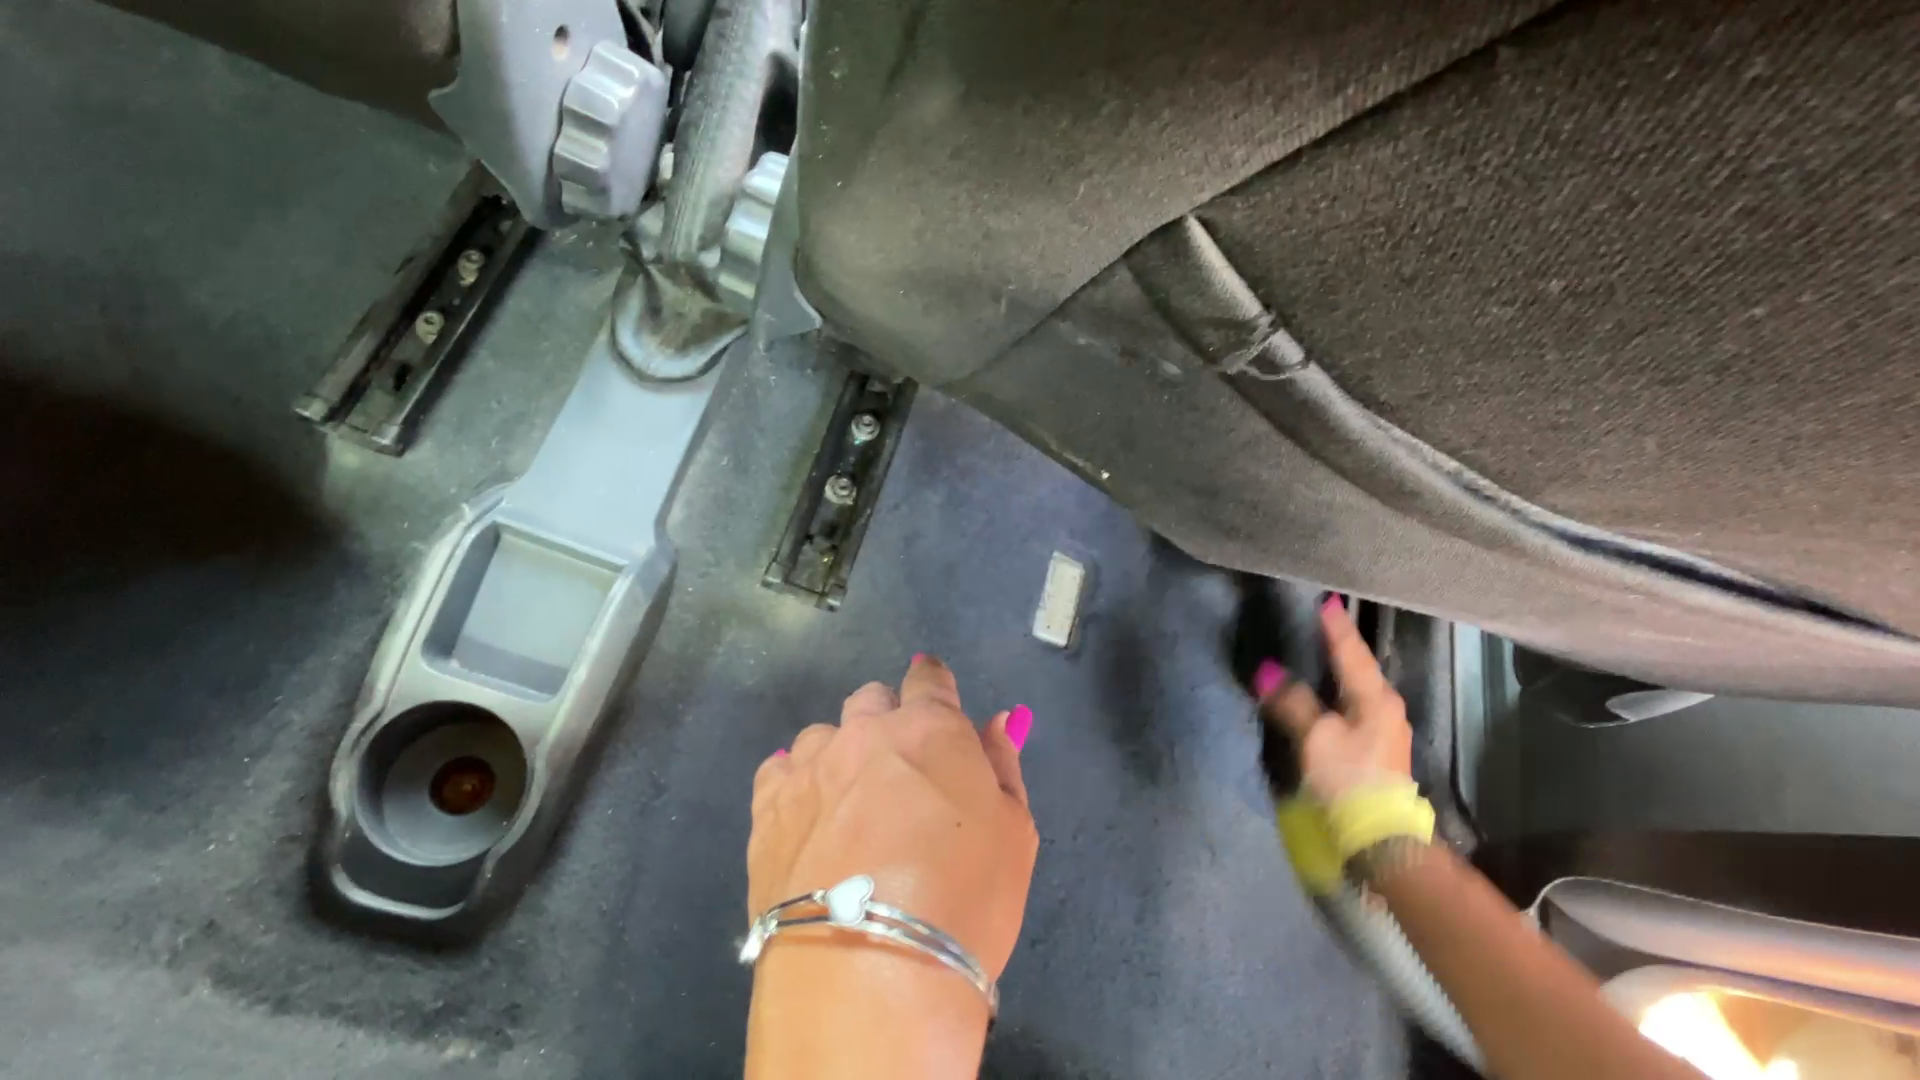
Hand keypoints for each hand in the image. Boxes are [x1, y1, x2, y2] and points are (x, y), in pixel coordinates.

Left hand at [747, 655, 1037, 977]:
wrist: (869, 971)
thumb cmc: (965, 900)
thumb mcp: (1014, 834)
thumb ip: (1004, 766)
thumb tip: (998, 722)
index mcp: (930, 730)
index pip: (928, 679)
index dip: (933, 682)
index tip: (935, 694)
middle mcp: (864, 733)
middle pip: (871, 699)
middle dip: (887, 718)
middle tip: (901, 767)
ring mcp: (809, 768)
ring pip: (822, 735)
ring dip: (840, 754)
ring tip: (849, 805)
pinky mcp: (766, 809)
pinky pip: (778, 770)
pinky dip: (795, 782)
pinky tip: (806, 816)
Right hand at [1259, 600, 1411, 801]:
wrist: (1380, 835)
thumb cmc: (1349, 778)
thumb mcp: (1316, 737)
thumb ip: (1292, 702)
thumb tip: (1266, 672)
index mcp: (1375, 699)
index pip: (1351, 653)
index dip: (1335, 629)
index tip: (1326, 603)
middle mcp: (1386, 708)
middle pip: (1360, 668)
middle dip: (1342, 645)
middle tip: (1323, 622)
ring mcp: (1385, 729)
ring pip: (1360, 687)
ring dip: (1342, 669)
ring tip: (1325, 651)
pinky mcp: (1377, 748)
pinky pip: (1356, 705)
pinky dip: (1341, 690)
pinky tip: (1331, 691)